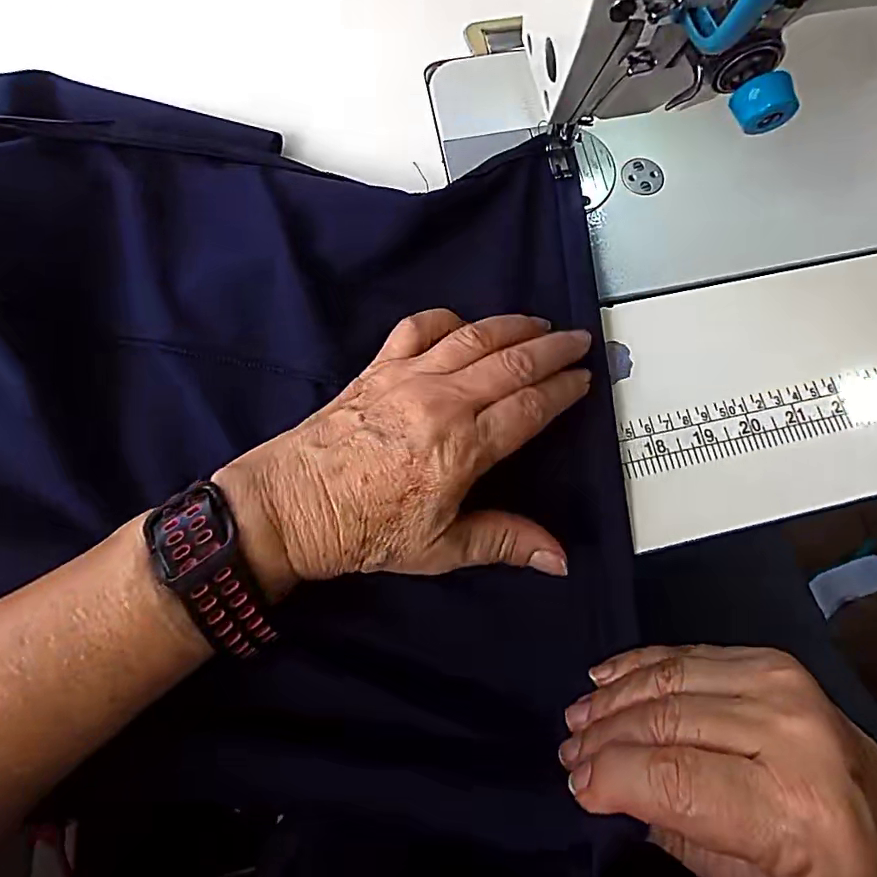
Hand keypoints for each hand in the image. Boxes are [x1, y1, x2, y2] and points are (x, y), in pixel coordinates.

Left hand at [214, 309, 592, 594]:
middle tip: (577, 339)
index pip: (529, 407)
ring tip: (537, 323)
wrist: (291, 503)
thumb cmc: (362, 530)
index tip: (584, 379)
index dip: (563, 390)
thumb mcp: (438, 549)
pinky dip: (444, 318)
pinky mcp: (376, 368)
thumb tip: (560, 558)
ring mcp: (405, 378)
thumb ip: (502, 542)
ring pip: (471, 338)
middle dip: (551, 348)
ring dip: (510, 326)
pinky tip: (460, 322)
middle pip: (510, 363)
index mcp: (461, 447)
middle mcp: (439, 401)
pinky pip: (416, 329)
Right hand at [560, 646, 876, 876]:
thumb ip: (681, 837)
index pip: (671, 779)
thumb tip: (612, 788)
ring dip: (611, 700)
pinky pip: (683, 654)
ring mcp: (781, 686)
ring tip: (578, 718)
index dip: (611, 778)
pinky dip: (636, 666)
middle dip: (603, 739)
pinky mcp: (771, 661)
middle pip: (662, 723)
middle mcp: (790, 736)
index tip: (577, 786)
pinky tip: (605, 679)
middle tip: (568, 753)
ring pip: (664, 681)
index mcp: (799, 813)